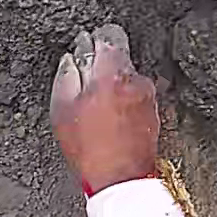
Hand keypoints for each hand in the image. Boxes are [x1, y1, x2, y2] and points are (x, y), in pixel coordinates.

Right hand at [50, 24, 159, 193]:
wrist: (120, 180)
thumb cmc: (89, 148)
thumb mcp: (62, 111)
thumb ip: (66, 77)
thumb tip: (70, 60)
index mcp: (111, 73)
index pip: (109, 36)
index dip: (94, 41)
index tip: (85, 49)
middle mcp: (136, 80)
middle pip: (119, 60)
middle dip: (102, 70)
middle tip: (85, 91)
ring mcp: (148, 97)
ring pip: (128, 81)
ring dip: (114, 89)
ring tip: (97, 114)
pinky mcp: (154, 114)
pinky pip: (135, 99)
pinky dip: (124, 105)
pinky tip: (110, 124)